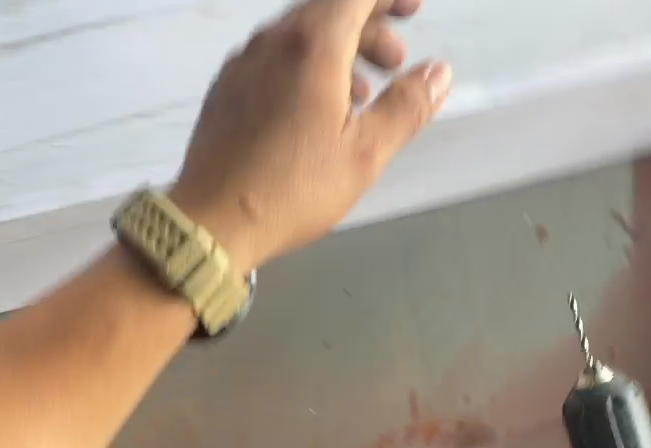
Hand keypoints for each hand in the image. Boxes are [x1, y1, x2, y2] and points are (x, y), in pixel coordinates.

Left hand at [169, 0, 452, 272]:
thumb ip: (406, 108)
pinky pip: (272, 63)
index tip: (414, 7)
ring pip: (299, 38)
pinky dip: (303, 72)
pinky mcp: (225, 93)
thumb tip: (438, 74)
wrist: (212, 223)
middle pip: (328, 9)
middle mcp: (273, 42)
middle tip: (395, 61)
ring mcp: (243, 65)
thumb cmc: (287, 193)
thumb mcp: (363, 155)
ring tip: (358, 97)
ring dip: (338, 55)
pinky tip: (312, 114)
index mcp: (312, 45)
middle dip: (369, 27)